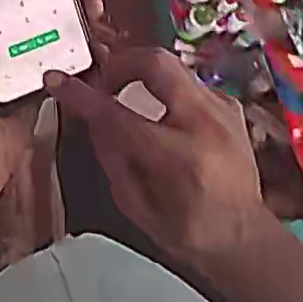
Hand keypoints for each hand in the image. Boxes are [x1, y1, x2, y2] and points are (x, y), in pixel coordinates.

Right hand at [44, 48, 276, 275]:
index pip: (118, 114)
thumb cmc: (186, 231)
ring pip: (172, 64)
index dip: (82, 95)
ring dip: (141, 73)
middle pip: (155, 64)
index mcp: (178, 158)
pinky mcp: (229, 104)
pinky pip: (187, 80)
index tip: (56, 79)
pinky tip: (160, 110)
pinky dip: (165, 87)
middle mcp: (204, 124)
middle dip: (120, 64)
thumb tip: (93, 115)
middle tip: (105, 83)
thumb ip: (111, 156)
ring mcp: (222, 109)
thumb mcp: (136, 204)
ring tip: (127, 94)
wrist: (246, 237)